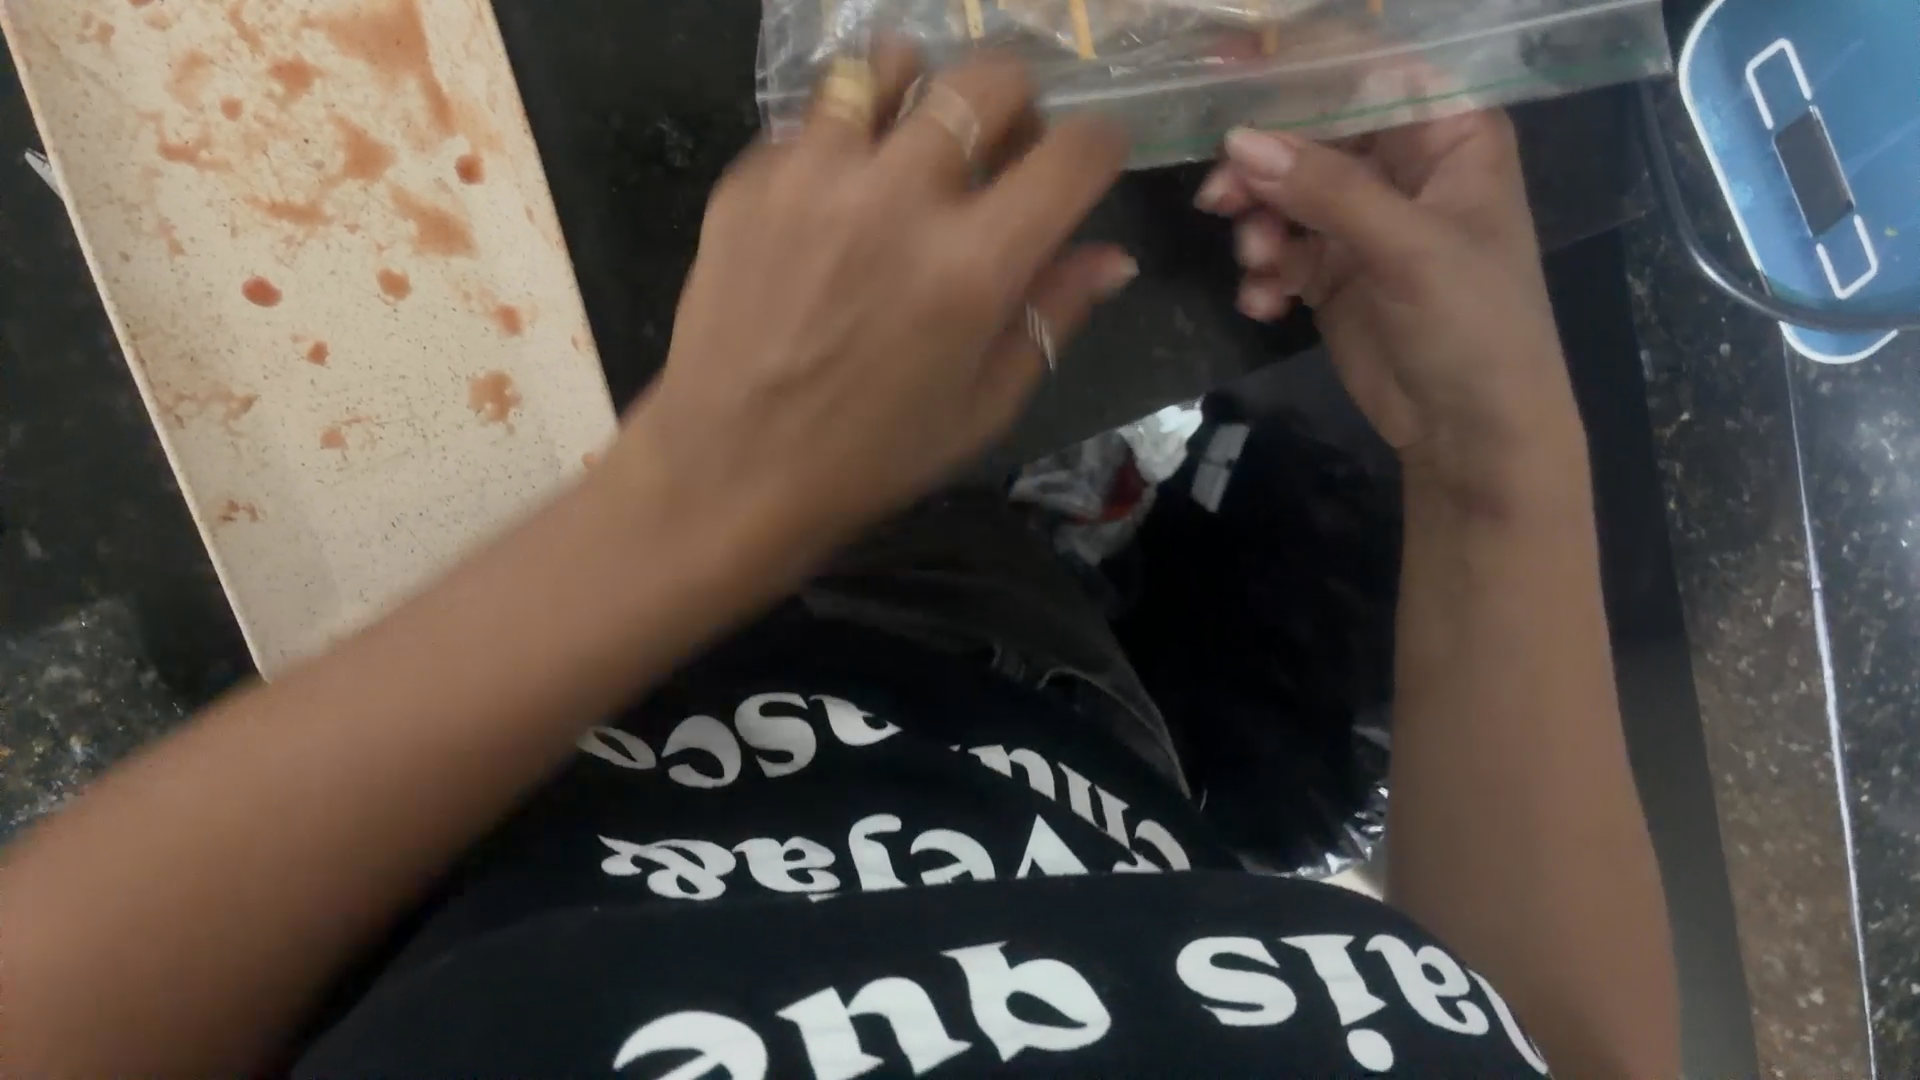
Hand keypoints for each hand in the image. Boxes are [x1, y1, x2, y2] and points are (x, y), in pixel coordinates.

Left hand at [613, 47, 1134, 558]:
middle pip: (989, 78)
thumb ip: (1052, 318)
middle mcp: (899, 196)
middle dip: (1019, 105)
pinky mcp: (750, 181)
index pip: (1074, 154)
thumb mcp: (983, 408)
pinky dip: (845, 139)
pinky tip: (839, 196)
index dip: (1100, 148)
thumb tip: (1112, 258)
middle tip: (1003, 153)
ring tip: (915, 149)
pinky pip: (813, 119)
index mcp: (974, 266)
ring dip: (924, 97)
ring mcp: (815, 176)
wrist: (732, 470)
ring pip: (891, 66)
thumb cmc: (872, 457)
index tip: (1087, 165)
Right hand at [1196, 115, 1585, 514]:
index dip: (1299, 79)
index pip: (1367, 77)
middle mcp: (1400, 171)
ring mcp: (1360, 226)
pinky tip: (1265, 305)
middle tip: (1220, 199)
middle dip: (1264, 170)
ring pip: (1284, 199)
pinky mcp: (1330, 276)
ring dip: (1260, 230)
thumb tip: (1238, 142)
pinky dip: (1264, 277)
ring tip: (1258, 266)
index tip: (1230, 92)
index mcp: (1446, 137)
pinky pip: (1280, 256)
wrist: (1467, 429)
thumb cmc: (1472, 325)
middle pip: (1311, 140)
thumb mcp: (1407, 249)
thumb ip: (1326, 190)